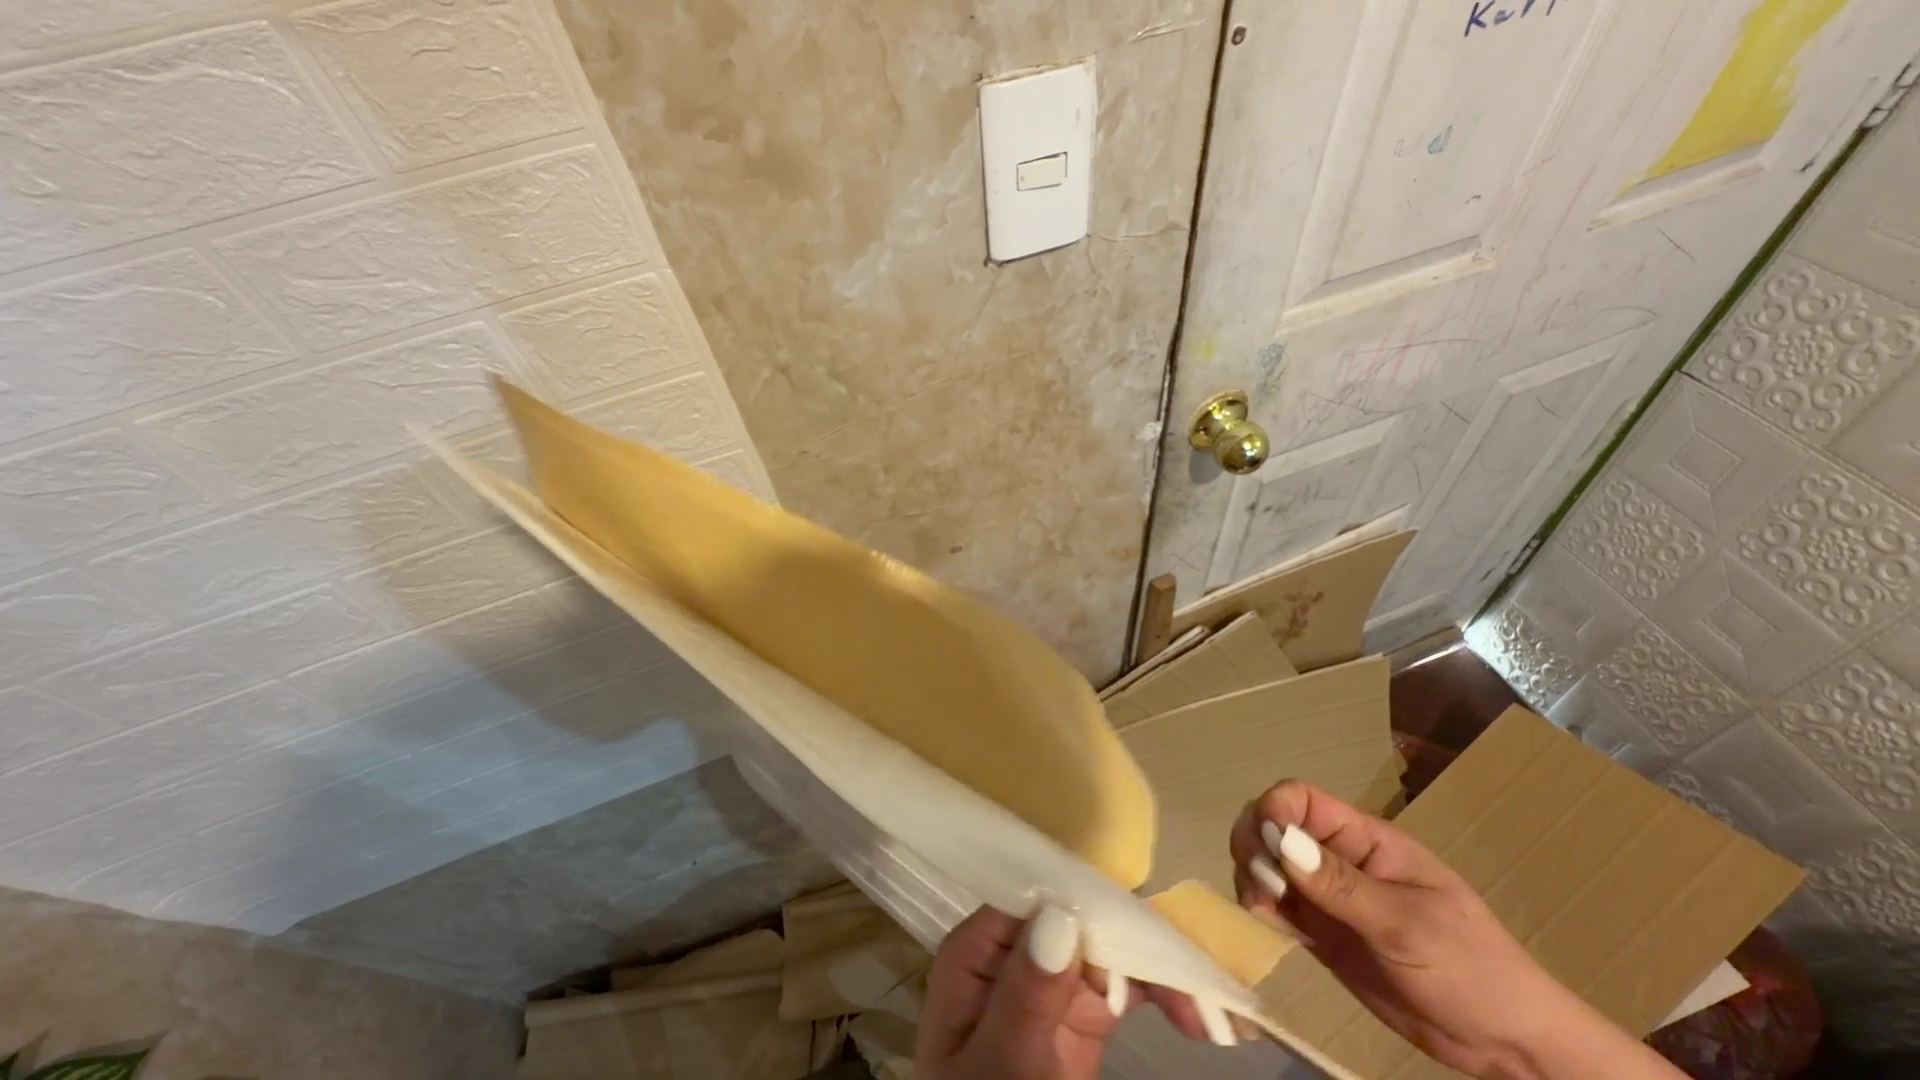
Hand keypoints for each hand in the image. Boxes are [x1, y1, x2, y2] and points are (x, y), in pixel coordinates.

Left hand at [915, 905, 1212, 1079]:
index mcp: (979, 950)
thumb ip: (1027, 996)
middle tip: (1199, 970)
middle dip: (1142, 936)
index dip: (1091, 897)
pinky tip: (1195, 1016)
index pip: (1038, 897)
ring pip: (1114, 946)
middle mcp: (1017, 952)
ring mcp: (1051, 979)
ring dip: (1164, 967)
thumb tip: (1061, 913)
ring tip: (1209, 1009)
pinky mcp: (1082, 1009)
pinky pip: (1128, 984)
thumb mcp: (1001, 1064)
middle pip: (1084, 915)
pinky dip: (1164, 993)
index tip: (1145, 918)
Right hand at [1231, 781, 1684, 1079]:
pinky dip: (1258, 910)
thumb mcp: (1406, 925)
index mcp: (1366, 840)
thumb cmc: (1470, 968)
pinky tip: (1265, 927)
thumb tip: (1279, 839)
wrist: (1501, 1041)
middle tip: (1264, 889)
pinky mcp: (1321, 933)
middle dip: (1254, 846)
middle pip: (1273, 827)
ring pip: (1266, 865)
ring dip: (1252, 880)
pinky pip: (1275, 907)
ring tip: (1265, 913)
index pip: (1302, 799)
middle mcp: (1338, 859)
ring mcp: (1327, 897)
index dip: (1274, 812)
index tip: (1267, 848)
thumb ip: (1340, 884)